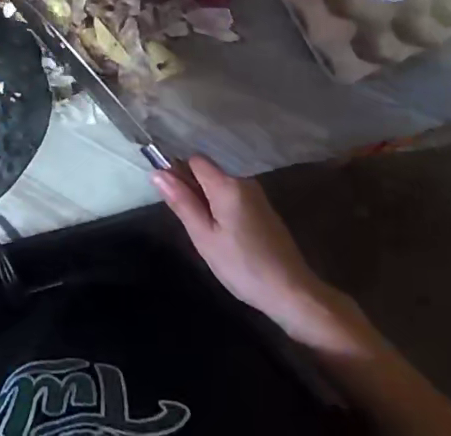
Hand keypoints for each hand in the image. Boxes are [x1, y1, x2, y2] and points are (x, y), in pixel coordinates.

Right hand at [154, 156, 380, 357]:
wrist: (293, 292)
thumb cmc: (243, 266)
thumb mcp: (204, 237)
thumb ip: (181, 202)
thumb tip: (157, 173)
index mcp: (227, 184)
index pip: (194, 159)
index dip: (178, 170)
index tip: (171, 196)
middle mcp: (243, 180)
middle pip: (208, 169)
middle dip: (191, 186)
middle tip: (187, 219)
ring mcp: (255, 194)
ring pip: (219, 183)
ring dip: (206, 198)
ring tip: (203, 229)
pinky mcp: (262, 208)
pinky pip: (232, 194)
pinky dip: (221, 205)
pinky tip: (222, 232)